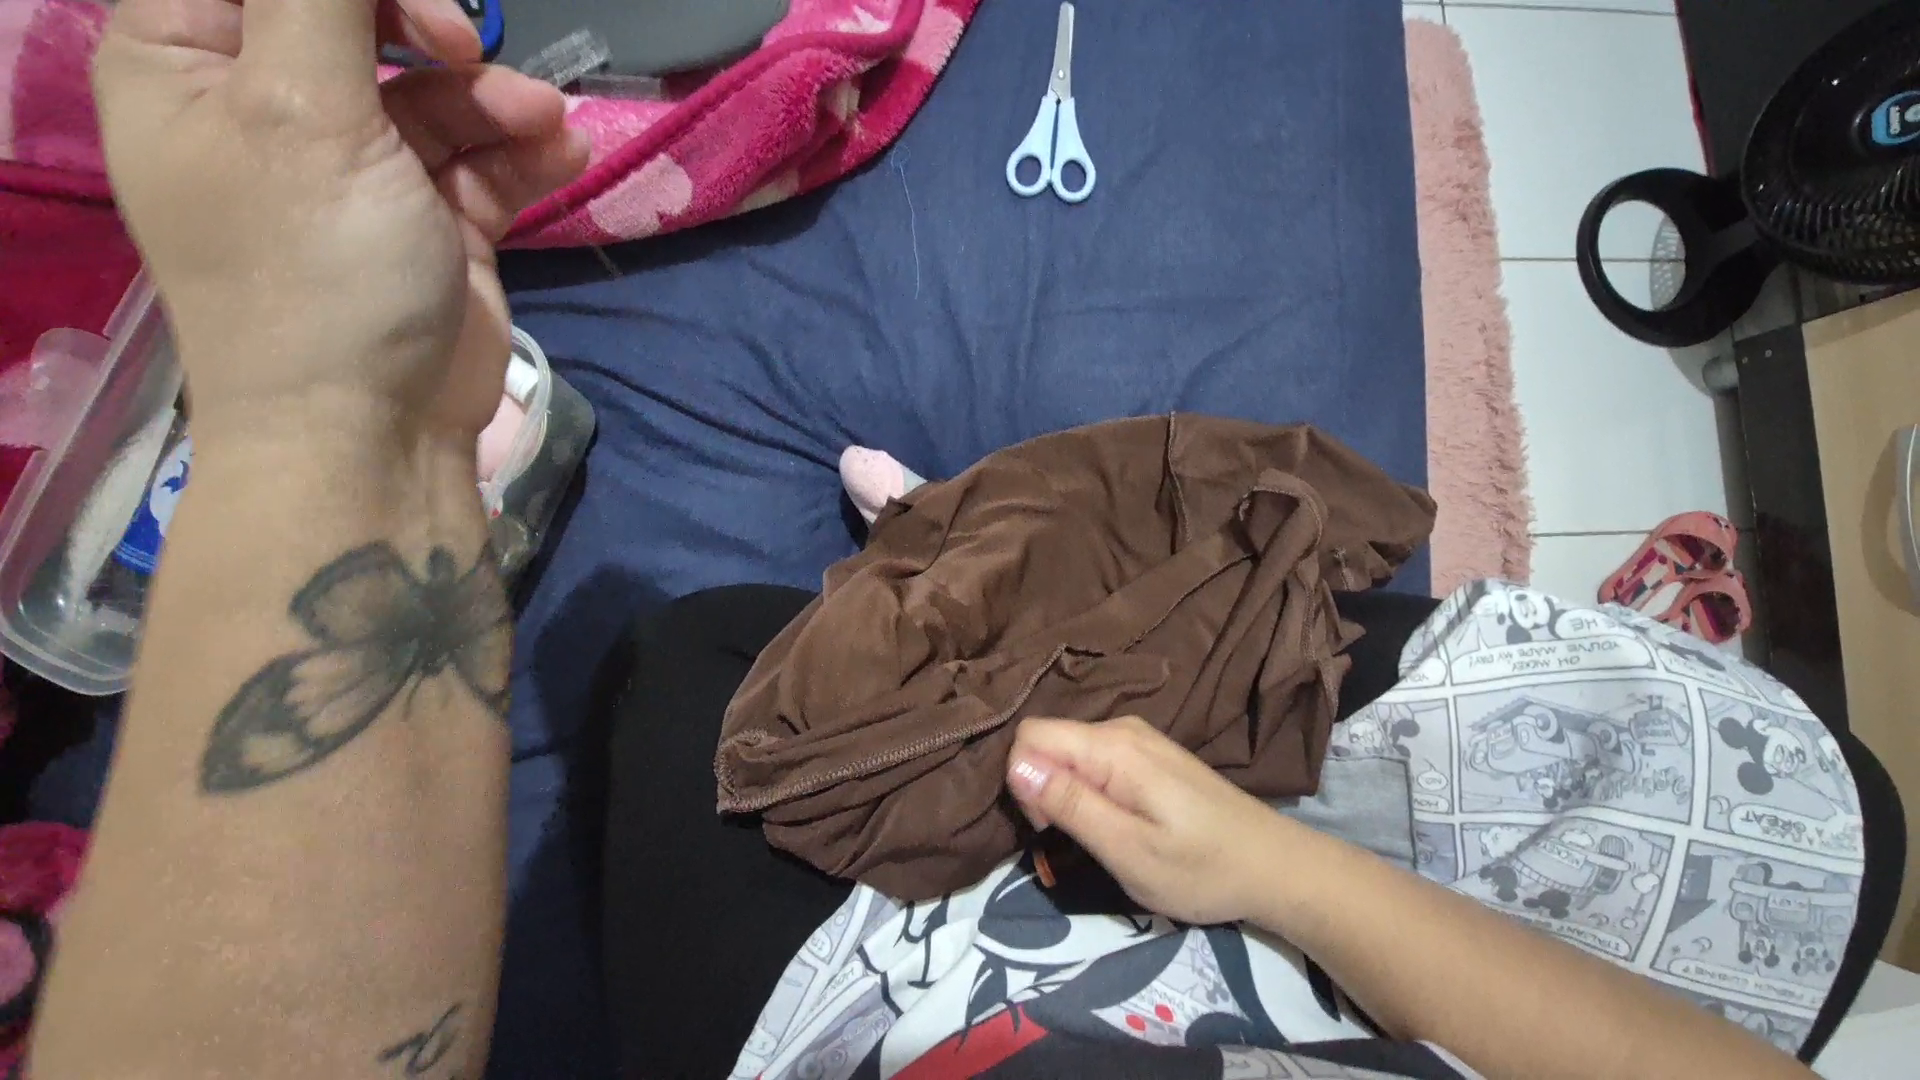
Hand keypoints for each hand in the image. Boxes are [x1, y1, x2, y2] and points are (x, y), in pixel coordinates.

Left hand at [92, 0, 589, 443]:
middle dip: (427, 33)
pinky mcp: (436, 227)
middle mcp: (274, 113)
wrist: (376, 425)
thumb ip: (319, 1)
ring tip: (548, 123)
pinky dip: (524, 155)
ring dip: (498, 103)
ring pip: (437, 100)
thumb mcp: (301, 115)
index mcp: (191, 68)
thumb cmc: (315, 268)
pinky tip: (565, 152)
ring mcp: (364, 176)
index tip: (418, 11)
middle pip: (357, 26)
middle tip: (472, 53)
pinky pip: (482, 167)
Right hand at [1005, 716, 1294, 924]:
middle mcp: (1120, 728)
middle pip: (1048, 741)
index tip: (1050, 828)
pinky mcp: (1148, 753)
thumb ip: (1070, 804)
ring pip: (1068, 751)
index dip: (1024, 781)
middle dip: (1043, 789)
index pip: (1031, 734)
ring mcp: (1138, 738)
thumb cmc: (1200, 868)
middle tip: (1080, 840)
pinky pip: (1093, 758)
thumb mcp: (1127, 849)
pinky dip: (1089, 789)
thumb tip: (1015, 766)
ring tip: (1102, 836)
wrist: (1273, 866)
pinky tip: (1118, 821)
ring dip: (1066, 793)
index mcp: (1112, 747)